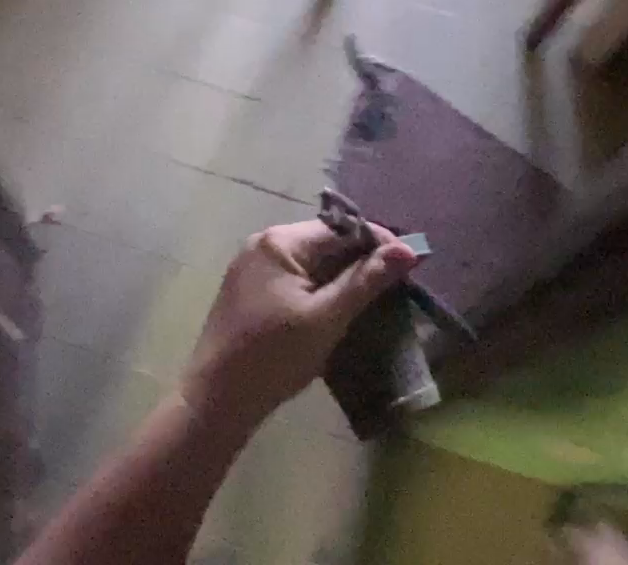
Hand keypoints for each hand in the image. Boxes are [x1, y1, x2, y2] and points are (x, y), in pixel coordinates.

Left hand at [180, 220, 418, 432]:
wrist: (216, 399)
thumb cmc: (274, 357)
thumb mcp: (327, 318)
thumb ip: (366, 281)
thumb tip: (408, 249)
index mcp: (280, 241)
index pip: (340, 228)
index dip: (377, 242)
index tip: (410, 263)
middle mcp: (263, 242)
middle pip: (324, 241)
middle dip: (360, 259)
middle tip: (395, 284)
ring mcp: (252, 265)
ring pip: (310, 260)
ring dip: (341, 274)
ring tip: (373, 297)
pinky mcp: (249, 288)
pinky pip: (294, 275)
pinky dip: (318, 286)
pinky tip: (336, 308)